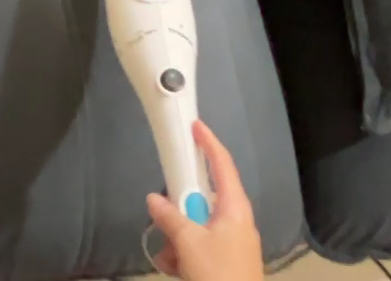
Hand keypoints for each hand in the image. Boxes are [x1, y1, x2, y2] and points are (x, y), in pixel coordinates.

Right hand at [146, 121, 262, 280]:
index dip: (209, 142)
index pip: (222, 163)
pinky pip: (202, 245)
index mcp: (235, 207)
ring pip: (200, 225)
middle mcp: (237, 220)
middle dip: (181, 206)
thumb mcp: (189, 243)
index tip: (195, 124)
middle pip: (205, 197)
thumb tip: (153, 198)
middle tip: (164, 210)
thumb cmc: (218, 274)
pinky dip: (186, 252)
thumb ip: (170, 217)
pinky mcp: (229, 262)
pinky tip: (174, 268)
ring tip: (167, 256)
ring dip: (179, 236)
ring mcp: (234, 243)